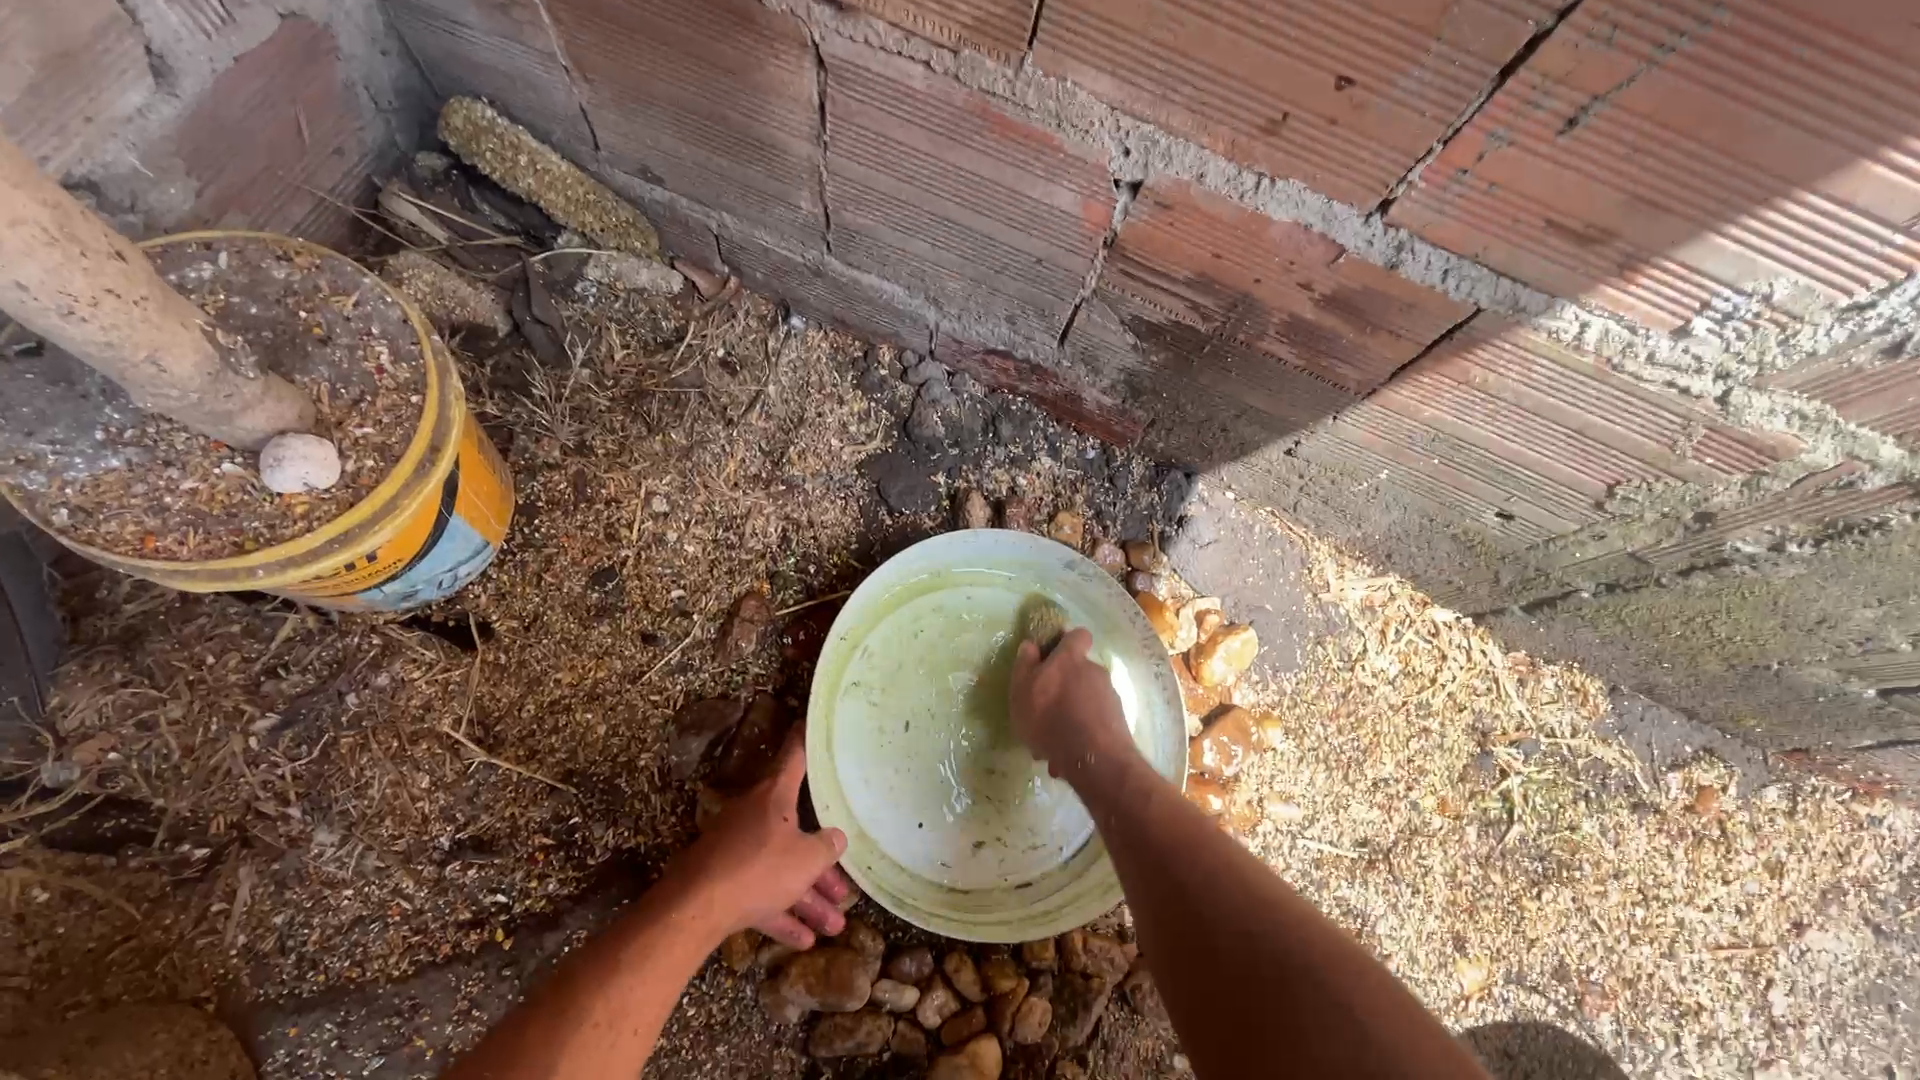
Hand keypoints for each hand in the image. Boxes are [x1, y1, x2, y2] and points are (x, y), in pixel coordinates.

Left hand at [669, 731, 850, 948]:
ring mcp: (736, 849)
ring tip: (836, 925)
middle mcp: (754, 816)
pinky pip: (760, 895)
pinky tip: (804, 939)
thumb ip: (826, 848)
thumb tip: (835, 839)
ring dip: (808, 898)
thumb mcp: (806, 859)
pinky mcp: (724, 882)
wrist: (696, 908)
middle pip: (796, 832)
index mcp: (774, 796)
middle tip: (847, 885)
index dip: (805, 740)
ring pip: (780, 870)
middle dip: (821, 863)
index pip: (795, 757)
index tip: (809, 722)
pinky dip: (781, 914)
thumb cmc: (759, 869)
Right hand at [1009, 627, 1136, 783]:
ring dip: (1070, 716)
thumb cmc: (1049, 718)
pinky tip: (1066, 757)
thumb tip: (1030, 644)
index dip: (1068, 642)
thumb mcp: (1022, 690)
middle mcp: (1094, 672)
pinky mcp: (1118, 722)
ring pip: (1085, 701)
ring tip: (1053, 744)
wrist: (1093, 758)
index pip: (1078, 635)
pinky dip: (1082, 735)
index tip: (1054, 656)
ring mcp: (1110, 697)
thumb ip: (1025, 665)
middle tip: (1045, 713)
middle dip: (1064, 688)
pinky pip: (1094, 723)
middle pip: (1080, 671)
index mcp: (1070, 659)